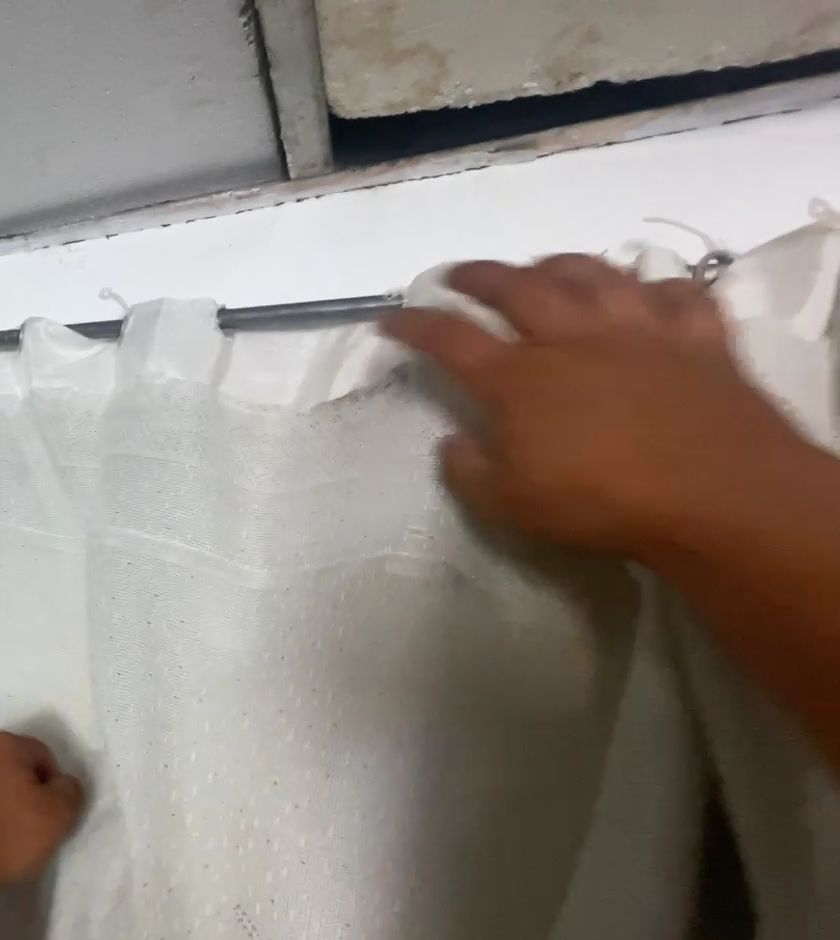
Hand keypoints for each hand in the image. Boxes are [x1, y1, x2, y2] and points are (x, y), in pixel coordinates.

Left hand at [0, 732, 85, 906]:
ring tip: (0, 832)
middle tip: (28, 823)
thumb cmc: (8, 836)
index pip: (42, 754)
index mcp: (4, 744)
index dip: (52, 784)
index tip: (50, 814)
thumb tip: (64, 782)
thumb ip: (70, 791)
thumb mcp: (58, 816)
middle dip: (21, 787)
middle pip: (9, 763)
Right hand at [382, 256, 815, 564]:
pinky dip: (655, 285)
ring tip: (540, 266)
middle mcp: (574, 343)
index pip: (451, 339)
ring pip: (597, 276)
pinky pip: (680, 294)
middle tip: (457, 275)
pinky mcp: (700, 344)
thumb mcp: (504, 502)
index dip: (414, 324)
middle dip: (481, 276)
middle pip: (521, 288)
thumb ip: (467, 468)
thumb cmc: (599, 503)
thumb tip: (454, 441)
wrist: (722, 501)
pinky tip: (642, 290)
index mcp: (518, 380)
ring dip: (560, 264)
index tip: (389, 319)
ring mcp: (641, 336)